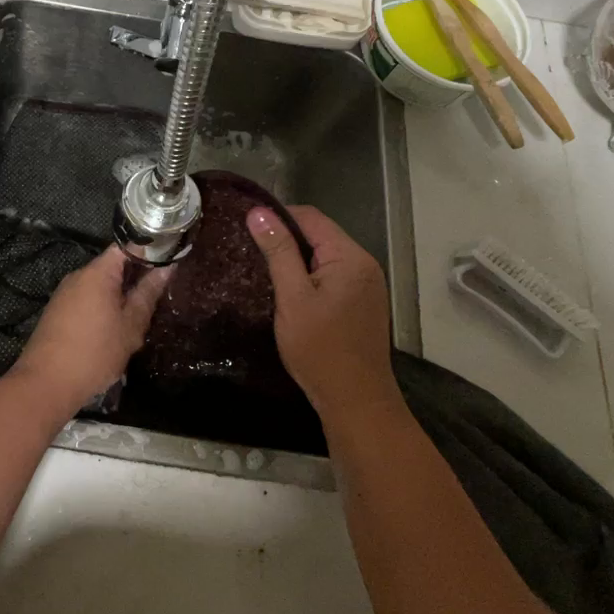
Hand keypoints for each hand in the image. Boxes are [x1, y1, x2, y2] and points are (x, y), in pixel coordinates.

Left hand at [7, 247, 171, 421]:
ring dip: (119, 298)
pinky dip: (103, 309)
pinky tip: (113, 332)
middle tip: (157, 299)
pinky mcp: (58, 311)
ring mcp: (65, 293)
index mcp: (97, 272)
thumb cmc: (94, 352)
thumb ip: (147, 294)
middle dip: (135, 280)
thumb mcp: (130, 326)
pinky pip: (87, 300)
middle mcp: (78, 276)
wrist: (46, 383)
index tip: (168, 262)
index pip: (126, 246)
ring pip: (100, 287)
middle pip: (113, 267)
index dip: (149, 251)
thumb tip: (166, 268)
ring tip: (137, 321)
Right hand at [246, 206, 401, 418]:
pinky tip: (288, 291)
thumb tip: (258, 212)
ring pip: (324, 255)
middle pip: (319, 234)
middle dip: (286, 238)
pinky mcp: (362, 302)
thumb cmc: (320, 349)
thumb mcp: (292, 298)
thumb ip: (278, 252)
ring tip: (264, 269)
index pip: (311, 217)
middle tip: (250, 251)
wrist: (355, 401)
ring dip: (296, 259)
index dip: (278, 216)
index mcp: (350, 257)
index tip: (246, 228)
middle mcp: (364, 264)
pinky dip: (309, 276)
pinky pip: (332, 275)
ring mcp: (366, 284)